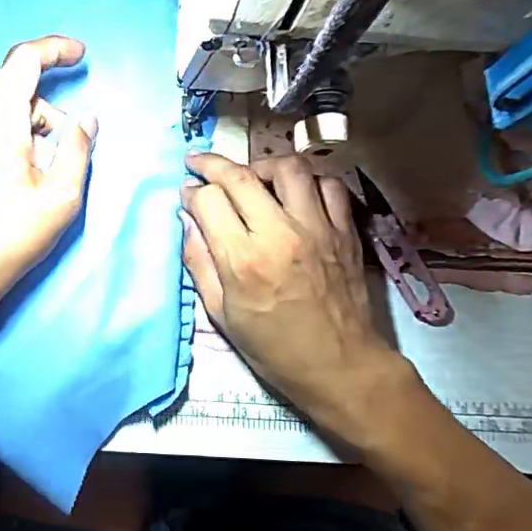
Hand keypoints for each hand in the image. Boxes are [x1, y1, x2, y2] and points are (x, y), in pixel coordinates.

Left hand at [0, 36, 96, 339]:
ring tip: (44, 182)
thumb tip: (85, 120)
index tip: (80, 54)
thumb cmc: (9, 238)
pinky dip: (14, 144)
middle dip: (51, 113)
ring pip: (4, 115)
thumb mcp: (61, 197)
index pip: (23, 60)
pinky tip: (21, 184)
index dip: (55, 49)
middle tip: (70, 156)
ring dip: (33, 133)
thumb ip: (78, 149)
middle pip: (17, 92)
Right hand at [181, 153, 406, 432]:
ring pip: (288, 168)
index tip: (187, 193)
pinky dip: (309, 182)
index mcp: (244, 260)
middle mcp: (280, 234)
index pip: (209, 200)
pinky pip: (328, 186)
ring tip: (252, 177)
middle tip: (199, 165)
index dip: (191, 192)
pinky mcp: (345, 230)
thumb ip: (200, 263)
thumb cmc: (274, 349)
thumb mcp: (222, 316)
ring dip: (262, 165)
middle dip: (212, 164)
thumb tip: (186, 220)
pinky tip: (296, 194)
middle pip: (240, 176)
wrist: (339, 366)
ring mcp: (317, 228)